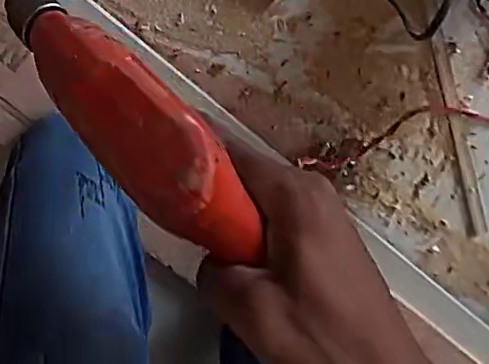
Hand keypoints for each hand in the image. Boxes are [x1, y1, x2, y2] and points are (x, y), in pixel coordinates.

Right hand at [198, 139, 429, 363]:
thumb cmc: (324, 340)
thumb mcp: (253, 312)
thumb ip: (213, 271)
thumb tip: (208, 259)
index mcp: (294, 192)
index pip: (228, 147)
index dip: (191, 148)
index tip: (161, 155)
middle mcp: (310, 186)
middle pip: (242, 168)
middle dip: (212, 188)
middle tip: (183, 210)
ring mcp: (323, 206)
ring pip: (258, 192)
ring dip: (233, 211)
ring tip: (211, 238)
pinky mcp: (328, 230)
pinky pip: (276, 210)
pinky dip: (254, 224)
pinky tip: (244, 254)